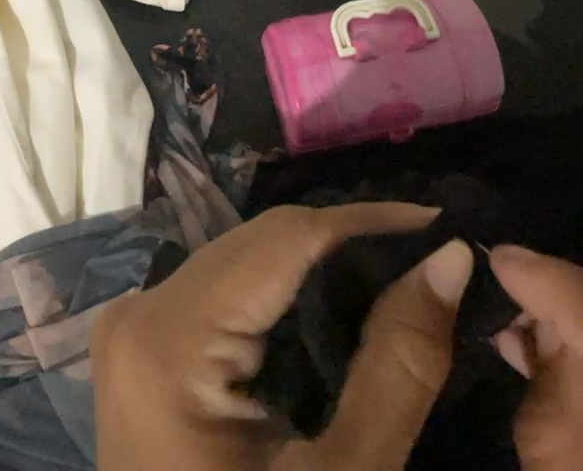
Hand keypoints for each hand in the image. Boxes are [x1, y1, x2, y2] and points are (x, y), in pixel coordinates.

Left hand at [92, 203, 475, 470]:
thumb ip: (398, 362)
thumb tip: (448, 258)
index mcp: (168, 338)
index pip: (282, 238)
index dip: (366, 220)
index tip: (441, 220)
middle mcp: (140, 310)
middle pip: (258, 243)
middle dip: (346, 241)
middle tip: (430, 251)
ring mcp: (135, 324)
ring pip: (243, 260)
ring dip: (319, 262)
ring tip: (397, 272)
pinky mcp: (144, 342)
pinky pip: (224, 290)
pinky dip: (284, 290)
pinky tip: (336, 303)